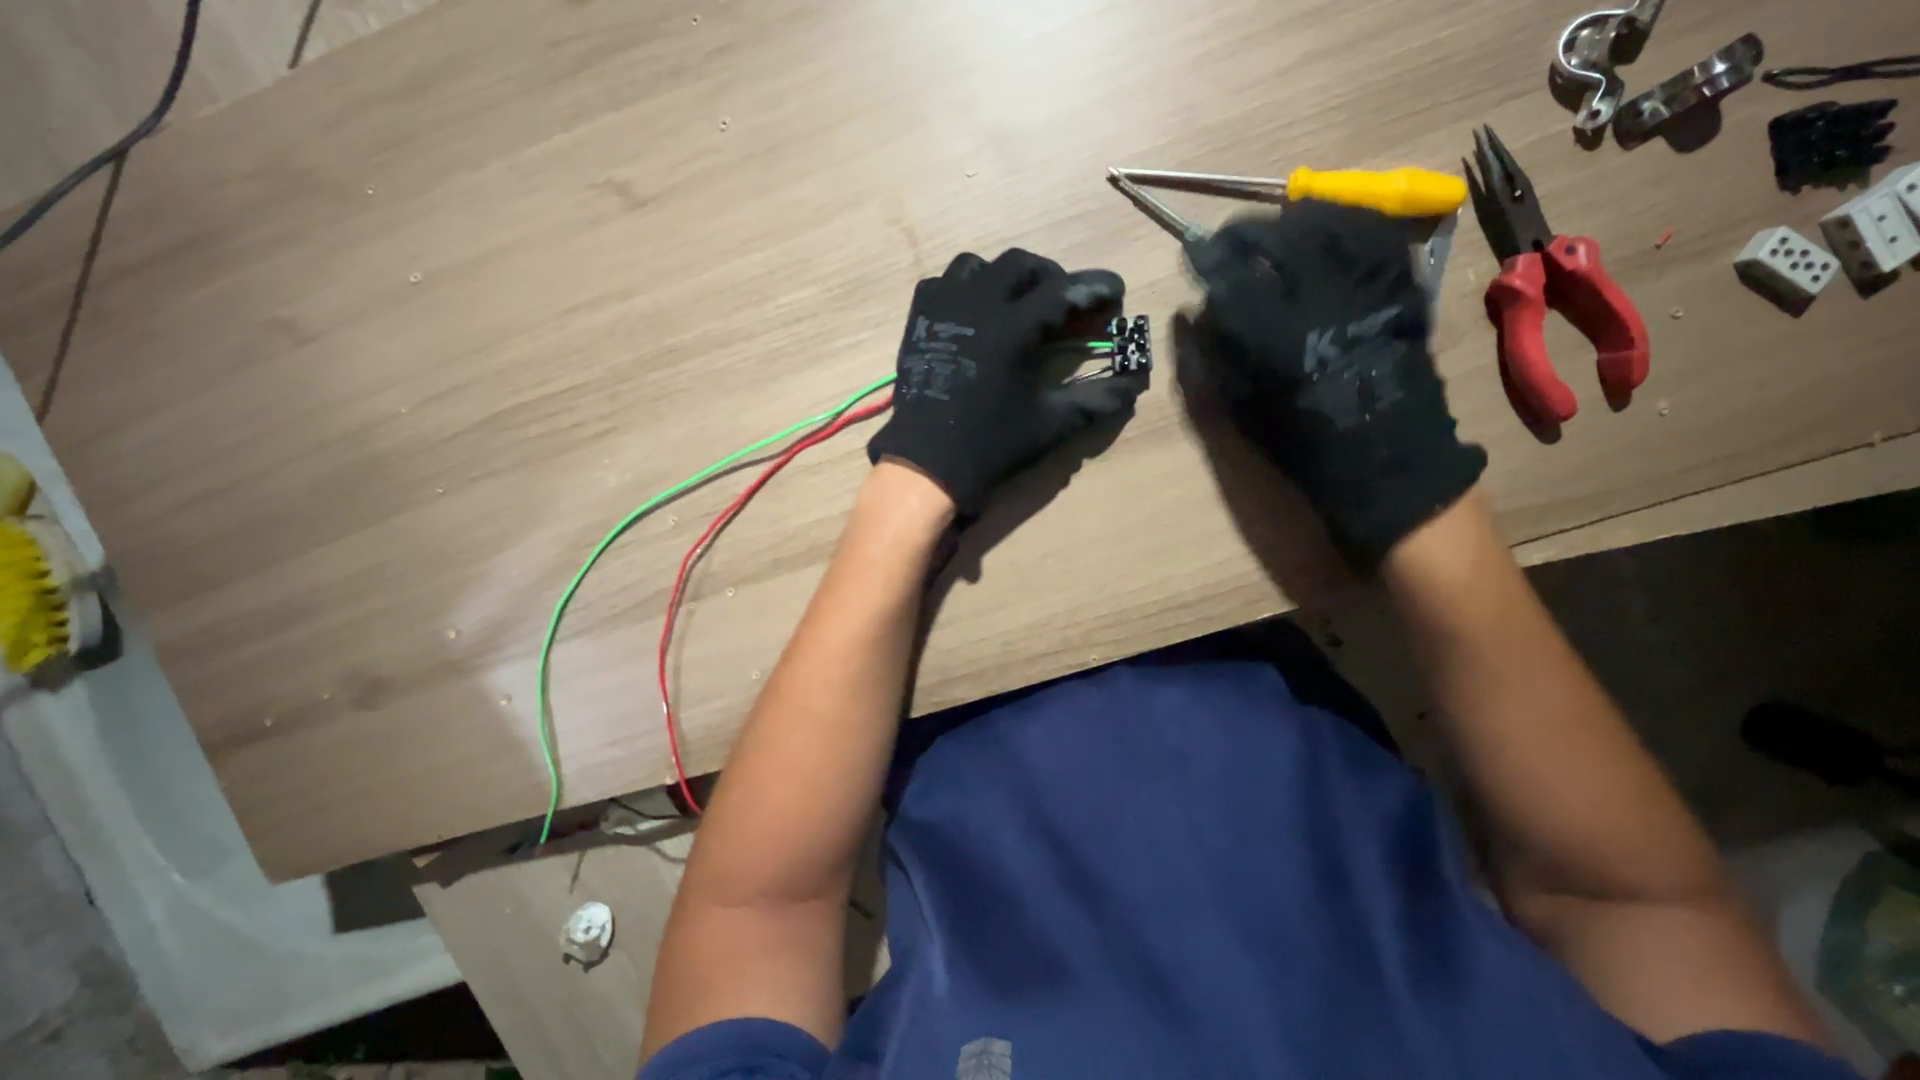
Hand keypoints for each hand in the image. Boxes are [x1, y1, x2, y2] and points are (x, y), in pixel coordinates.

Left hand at [867, 249, 1146, 517]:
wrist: (929, 464)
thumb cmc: (994, 444)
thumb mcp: (1053, 424)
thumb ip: (1098, 399)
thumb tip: (1135, 383)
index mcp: (1013, 328)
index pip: (1063, 290)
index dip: (1094, 286)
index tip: (1115, 290)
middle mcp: (977, 305)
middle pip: (1020, 265)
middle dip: (1051, 276)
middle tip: (1066, 302)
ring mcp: (942, 309)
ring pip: (977, 266)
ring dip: (1005, 277)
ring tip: (1019, 302)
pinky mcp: (918, 320)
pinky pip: (943, 283)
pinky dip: (965, 288)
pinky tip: (977, 313)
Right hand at [1188, 200, 1486, 567]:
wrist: (1388, 460)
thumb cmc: (1306, 445)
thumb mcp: (1243, 412)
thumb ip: (1210, 361)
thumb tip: (1190, 315)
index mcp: (1275, 338)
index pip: (1231, 275)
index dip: (1208, 258)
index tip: (1197, 254)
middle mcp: (1319, 302)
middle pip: (1277, 238)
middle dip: (1246, 233)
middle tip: (1230, 240)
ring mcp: (1364, 289)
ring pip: (1325, 226)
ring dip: (1292, 223)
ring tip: (1276, 232)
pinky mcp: (1398, 288)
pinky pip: (1371, 239)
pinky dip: (1345, 227)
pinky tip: (1327, 235)